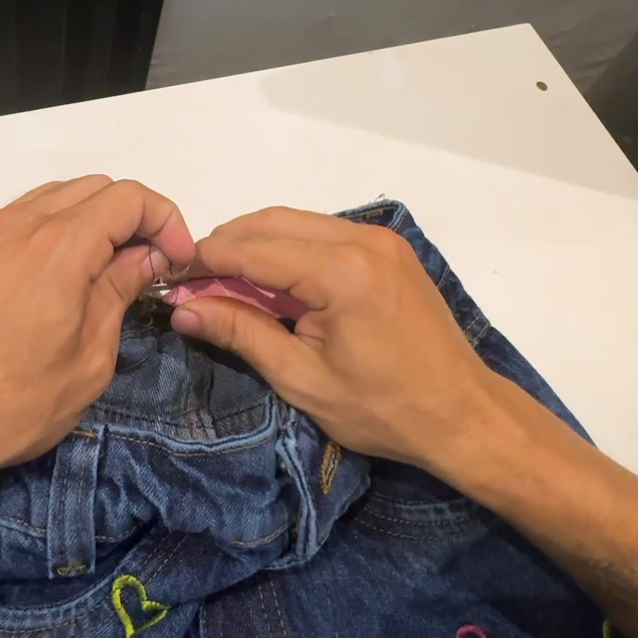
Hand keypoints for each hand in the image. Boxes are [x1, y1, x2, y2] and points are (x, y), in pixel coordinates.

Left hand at [0, 177, 194, 504]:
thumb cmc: (8, 403)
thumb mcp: (87, 359)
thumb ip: (119, 293)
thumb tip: (144, 257)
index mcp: (61, 244)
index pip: (130, 197)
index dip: (166, 220)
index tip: (176, 262)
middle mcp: (25, 222)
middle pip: (98, 187)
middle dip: (137, 216)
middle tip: (151, 265)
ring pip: (62, 195)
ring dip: (98, 218)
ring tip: (112, 268)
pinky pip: (29, 215)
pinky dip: (61, 226)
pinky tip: (67, 273)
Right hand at [169, 207, 511, 477]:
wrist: (464, 415)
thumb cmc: (382, 409)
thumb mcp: (301, 378)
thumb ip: (240, 332)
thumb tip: (182, 309)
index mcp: (340, 272)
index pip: (254, 250)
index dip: (208, 259)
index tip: (173, 275)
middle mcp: (360, 239)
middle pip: (273, 222)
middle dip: (228, 243)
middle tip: (196, 277)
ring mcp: (379, 238)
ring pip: (297, 221)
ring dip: (258, 242)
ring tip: (228, 278)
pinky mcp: (388, 247)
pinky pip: (323, 231)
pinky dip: (290, 246)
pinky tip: (274, 277)